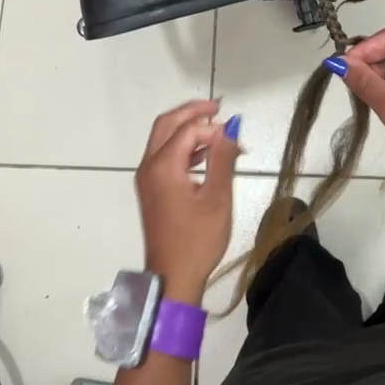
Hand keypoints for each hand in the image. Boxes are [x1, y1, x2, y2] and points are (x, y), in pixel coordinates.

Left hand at [134, 100, 238, 306]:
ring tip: (217, 126)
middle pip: (167, 124)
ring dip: (187, 128)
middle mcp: (149, 166)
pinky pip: (164, 155)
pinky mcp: (151, 189)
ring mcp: (147, 178)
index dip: (213, 127)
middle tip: (219, 107)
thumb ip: (223, 158)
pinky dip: (183, 146)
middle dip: (192, 112)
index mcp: (162, 166)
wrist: (173, 278)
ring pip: (163, 138)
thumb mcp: (217, 198)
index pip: (188, 130)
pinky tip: (206, 153)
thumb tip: (230, 127)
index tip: (237, 137)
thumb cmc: (198, 240)